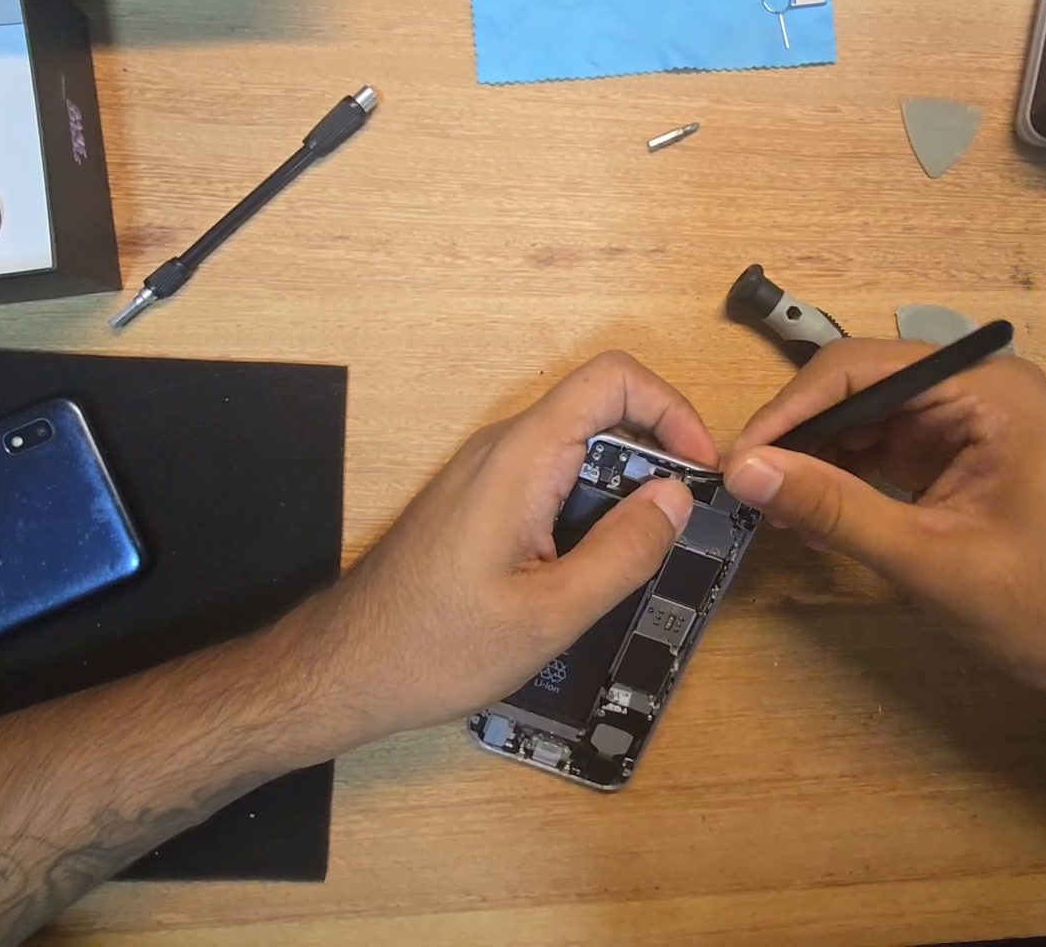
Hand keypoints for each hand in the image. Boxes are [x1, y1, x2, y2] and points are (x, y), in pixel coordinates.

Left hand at [274, 352, 713, 743]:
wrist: (346, 666)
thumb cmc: (436, 645)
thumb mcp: (550, 613)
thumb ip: (623, 552)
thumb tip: (676, 499)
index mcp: (522, 457)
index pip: (612, 379)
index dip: (669, 408)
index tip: (699, 470)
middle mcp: (503, 448)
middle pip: (600, 411)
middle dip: (655, 456)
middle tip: (679, 524)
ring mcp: (488, 472)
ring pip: (578, 449)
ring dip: (622, 489)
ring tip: (642, 554)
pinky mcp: (482, 500)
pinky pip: (551, 478)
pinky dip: (589, 507)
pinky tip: (593, 566)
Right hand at [720, 338, 1045, 718]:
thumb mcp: (931, 560)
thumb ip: (833, 509)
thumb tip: (741, 472)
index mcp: (985, 390)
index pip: (860, 369)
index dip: (790, 408)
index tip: (738, 460)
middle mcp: (970, 390)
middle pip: (853, 389)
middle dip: (796, 437)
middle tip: (745, 488)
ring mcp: (959, 422)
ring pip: (855, 421)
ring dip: (810, 461)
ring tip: (771, 508)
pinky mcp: (947, 456)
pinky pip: (871, 452)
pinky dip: (834, 481)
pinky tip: (807, 515)